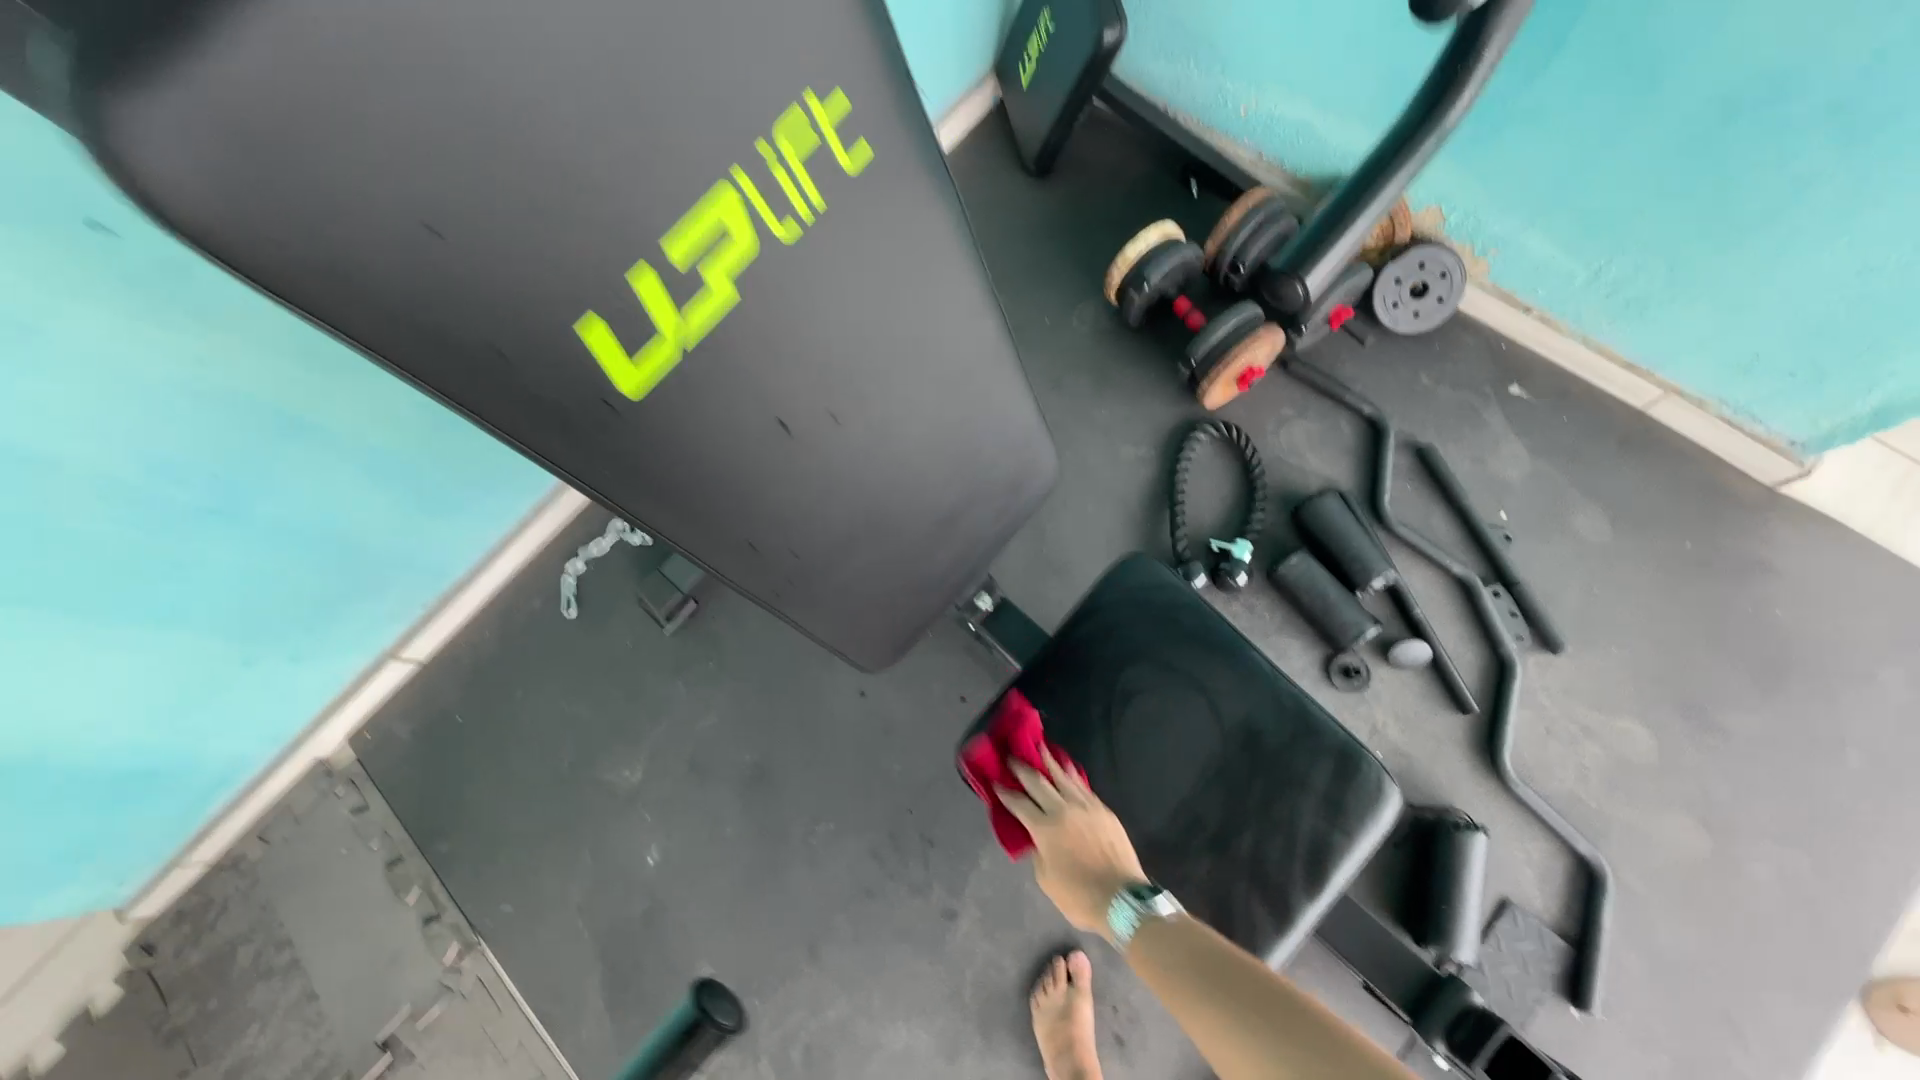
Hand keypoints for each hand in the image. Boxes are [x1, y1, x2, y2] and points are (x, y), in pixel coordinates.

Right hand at [997, 750, 1146, 937]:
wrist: (1121, 899)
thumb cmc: (1078, 896)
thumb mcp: (1045, 878)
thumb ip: (1037, 852)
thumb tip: (1035, 837)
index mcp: (1045, 829)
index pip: (1019, 803)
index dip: (1005, 792)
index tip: (995, 781)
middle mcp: (1063, 810)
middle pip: (1038, 783)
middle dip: (1022, 769)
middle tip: (1012, 757)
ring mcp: (1086, 807)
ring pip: (1063, 777)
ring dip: (1049, 762)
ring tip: (1040, 747)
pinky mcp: (1103, 809)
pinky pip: (1082, 786)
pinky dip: (1071, 774)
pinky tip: (1066, 766)